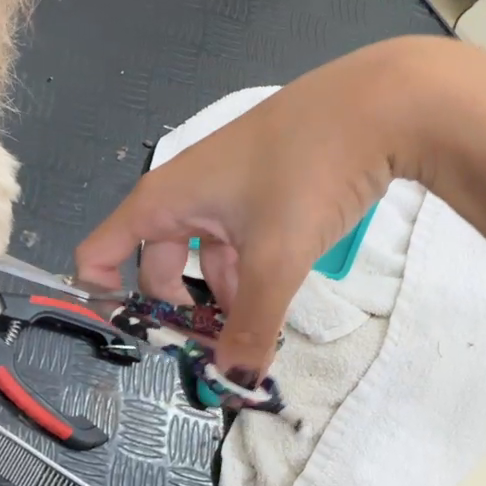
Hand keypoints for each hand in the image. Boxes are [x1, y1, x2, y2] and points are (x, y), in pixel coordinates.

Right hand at [74, 39, 430, 380]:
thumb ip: (251, 326)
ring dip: (217, 298)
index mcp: (159, 203)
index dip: (102, 300)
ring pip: (198, 260)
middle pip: (153, 269)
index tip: (140, 337)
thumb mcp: (276, 257)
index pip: (96, 257)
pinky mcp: (253, 188)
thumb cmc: (308, 170)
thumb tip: (234, 386)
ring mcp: (217, 191)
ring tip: (255, 328)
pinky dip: (244, 273)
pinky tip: (275, 293)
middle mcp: (178, 196)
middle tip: (212, 348)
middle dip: (177, 312)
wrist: (389, 99)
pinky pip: (230, 243)